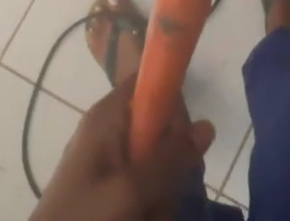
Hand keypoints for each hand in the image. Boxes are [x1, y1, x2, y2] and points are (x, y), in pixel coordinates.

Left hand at [30, 74, 214, 220]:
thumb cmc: (82, 218)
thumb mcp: (130, 190)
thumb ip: (169, 159)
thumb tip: (207, 125)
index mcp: (107, 117)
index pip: (149, 83)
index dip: (172, 102)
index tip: (185, 135)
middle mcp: (110, 132)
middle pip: (162, 130)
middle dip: (171, 164)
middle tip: (162, 193)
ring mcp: (112, 164)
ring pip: (160, 167)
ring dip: (163, 196)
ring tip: (148, 217)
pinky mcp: (114, 191)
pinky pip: (148, 191)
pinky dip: (152, 209)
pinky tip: (146, 220)